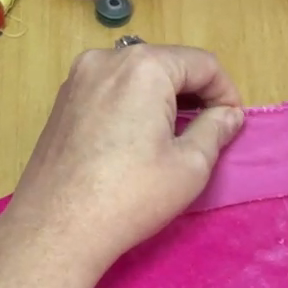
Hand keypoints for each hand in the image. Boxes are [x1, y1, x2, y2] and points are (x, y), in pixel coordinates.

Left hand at [0, 44, 244, 276]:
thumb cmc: (130, 196)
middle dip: (192, 93)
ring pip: (135, 75)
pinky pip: (108, 90)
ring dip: (161, 98)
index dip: (225, 92)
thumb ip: (215, 129)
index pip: (202, 63)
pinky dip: (130, 105)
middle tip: (206, 131)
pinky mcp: (61, 102)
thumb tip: (228, 115)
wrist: (55, 227)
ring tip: (172, 137)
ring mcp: (77, 79)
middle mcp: (105, 60)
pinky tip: (134, 140)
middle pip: (165, 64)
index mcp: (143, 66)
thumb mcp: (189, 166)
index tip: (231, 124)